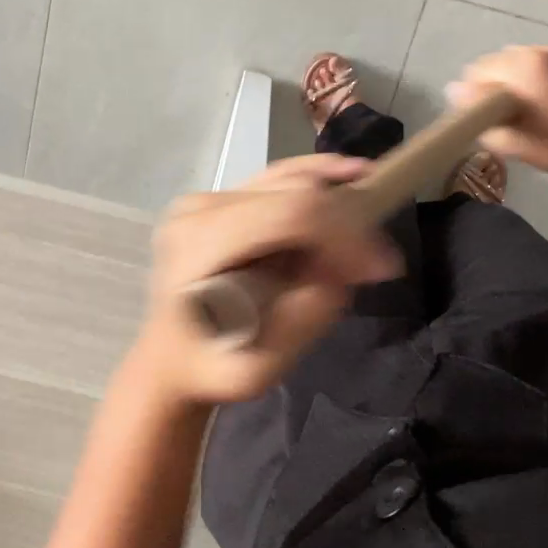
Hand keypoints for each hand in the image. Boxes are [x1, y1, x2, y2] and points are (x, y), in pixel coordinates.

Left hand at [132, 155, 401, 406]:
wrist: (170, 358)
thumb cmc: (209, 369)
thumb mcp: (255, 372)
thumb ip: (298, 325)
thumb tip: (340, 275)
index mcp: (200, 246)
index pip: (288, 214)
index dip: (343, 233)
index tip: (377, 270)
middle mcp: (198, 211)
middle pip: (294, 193)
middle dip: (344, 224)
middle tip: (373, 267)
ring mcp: (205, 199)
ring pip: (290, 181)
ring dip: (335, 205)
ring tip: (367, 233)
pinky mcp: (218, 199)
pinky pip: (277, 180)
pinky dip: (317, 181)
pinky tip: (351, 175)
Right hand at [447, 45, 547, 176]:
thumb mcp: (507, 139)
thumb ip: (475, 112)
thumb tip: (453, 90)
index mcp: (523, 69)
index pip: (478, 70)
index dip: (473, 93)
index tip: (481, 115)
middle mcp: (541, 53)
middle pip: (499, 60)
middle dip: (494, 82)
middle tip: (502, 112)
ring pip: (521, 58)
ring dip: (515, 77)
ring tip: (525, 105)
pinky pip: (544, 62)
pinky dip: (537, 75)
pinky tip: (545, 100)